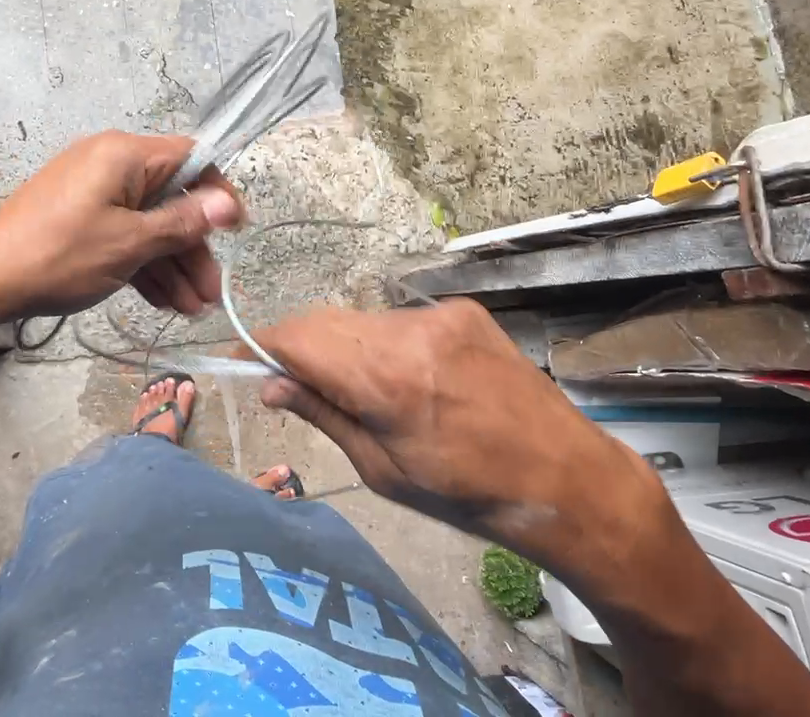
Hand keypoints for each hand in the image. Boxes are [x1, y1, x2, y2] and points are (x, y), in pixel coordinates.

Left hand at [0, 131, 244, 320]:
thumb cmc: (60, 256)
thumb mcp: (129, 243)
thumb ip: (182, 222)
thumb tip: (228, 203)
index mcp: (124, 154)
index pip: (191, 159)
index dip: (218, 194)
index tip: (236, 234)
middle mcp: (109, 165)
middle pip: (170, 199)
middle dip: (193, 248)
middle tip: (211, 296)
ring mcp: (91, 193)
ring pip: (147, 224)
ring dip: (171, 265)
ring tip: (190, 311)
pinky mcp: (78, 219)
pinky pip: (122, 234)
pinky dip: (142, 264)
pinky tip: (162, 302)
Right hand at [254, 302, 666, 584]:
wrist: (571, 481)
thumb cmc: (470, 497)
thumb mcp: (384, 471)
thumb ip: (323, 415)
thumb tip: (270, 386)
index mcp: (388, 381)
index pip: (298, 339)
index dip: (260, 346)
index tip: (238, 360)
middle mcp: (410, 332)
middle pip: (323, 322)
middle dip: (296, 347)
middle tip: (287, 383)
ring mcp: (440, 315)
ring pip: (358, 320)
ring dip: (339, 346)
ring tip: (354, 390)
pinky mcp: (463, 311)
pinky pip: (396, 320)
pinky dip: (379, 343)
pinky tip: (401, 378)